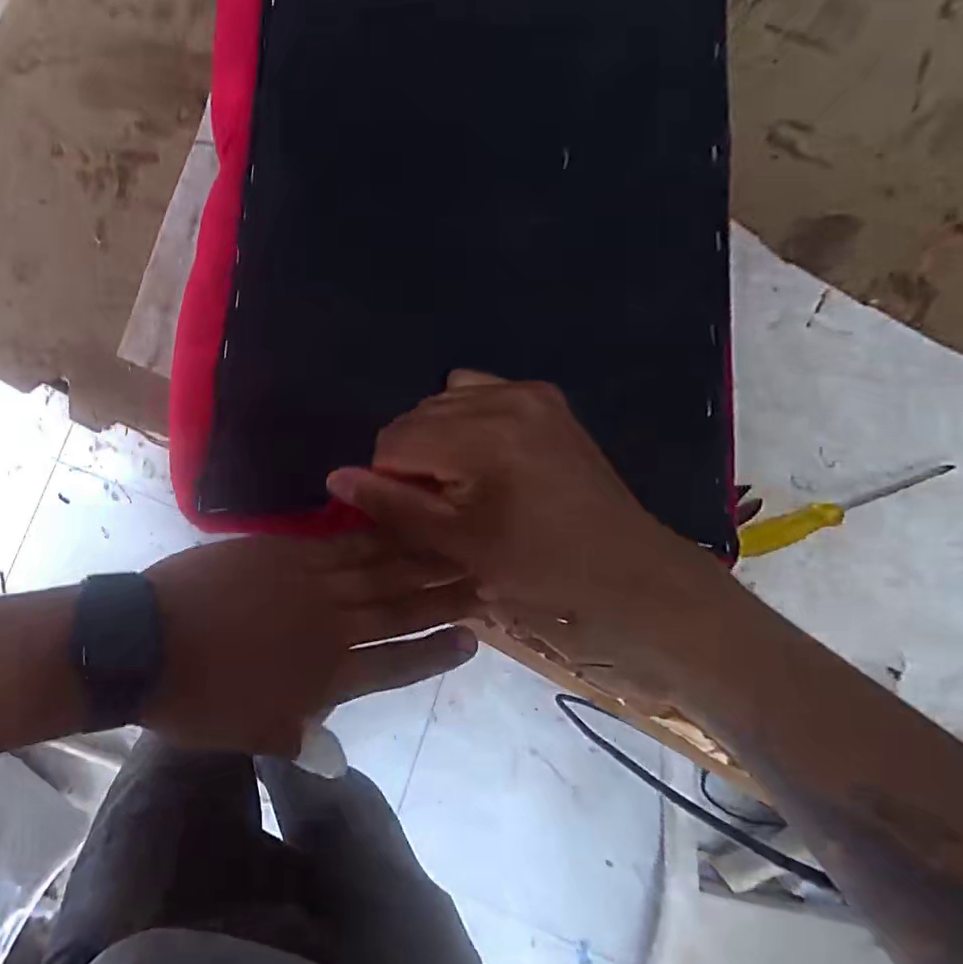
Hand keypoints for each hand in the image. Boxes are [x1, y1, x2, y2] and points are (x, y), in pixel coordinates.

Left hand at [140, 534, 478, 753]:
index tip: (473, 639)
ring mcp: (311, 582)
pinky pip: (343, 543)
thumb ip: (297, 734)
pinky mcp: (288, 551)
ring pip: (379, 570)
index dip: (436, 652)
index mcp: (325, 676)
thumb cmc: (196, 698)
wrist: (146, 640)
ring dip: (421, 562)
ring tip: (457, 550)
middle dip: (445, 598)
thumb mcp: (252, 732)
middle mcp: (331, 625)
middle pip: (400, 610)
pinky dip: (376, 537)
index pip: (397, 664)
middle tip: (485, 583)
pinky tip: (398, 527)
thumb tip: (327, 746)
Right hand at [323, 372, 732, 697]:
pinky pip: (481, 392)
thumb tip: (335, 476)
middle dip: (414, 458)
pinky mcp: (547, 397)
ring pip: (445, 402)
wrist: (627, 571)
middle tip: (443, 505)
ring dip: (439, 438)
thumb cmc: (540, 569)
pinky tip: (487, 457)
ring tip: (465, 483)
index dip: (390, 480)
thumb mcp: (458, 544)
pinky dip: (469, 419)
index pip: (393, 440)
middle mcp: (503, 398)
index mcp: (481, 436)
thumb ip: (392, 504)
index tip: (418, 515)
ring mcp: (529, 392)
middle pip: (417, 416)